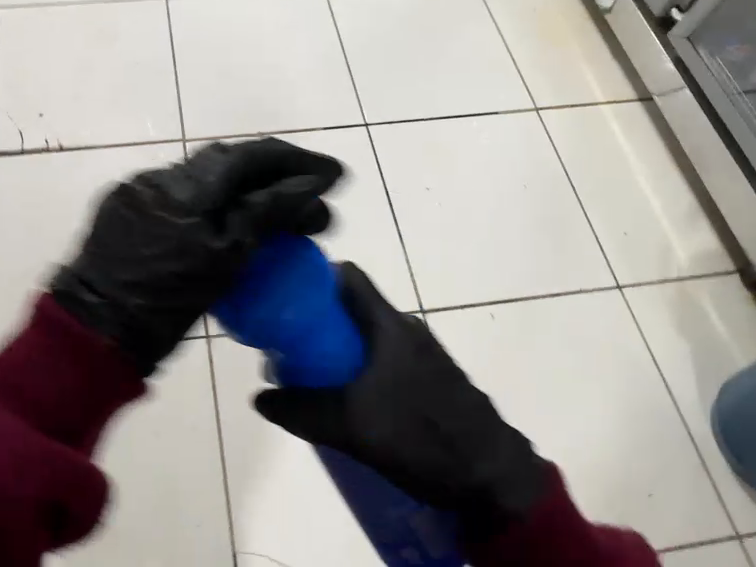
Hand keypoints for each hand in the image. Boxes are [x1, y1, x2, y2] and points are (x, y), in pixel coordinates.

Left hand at [51, 138, 342, 373]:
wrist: (91, 332)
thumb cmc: (165, 306)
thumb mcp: (226, 262)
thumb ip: (265, 214)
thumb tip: (306, 188)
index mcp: (190, 187)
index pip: (254, 157)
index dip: (298, 163)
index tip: (334, 176)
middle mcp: (163, 176)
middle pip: (230, 162)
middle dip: (275, 176)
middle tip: (309, 202)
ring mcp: (139, 189)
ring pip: (204, 177)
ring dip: (243, 188)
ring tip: (275, 213)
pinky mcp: (123, 206)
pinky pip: (178, 194)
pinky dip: (210, 202)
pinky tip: (226, 224)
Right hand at [252, 264, 547, 536]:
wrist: (494, 478)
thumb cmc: (422, 435)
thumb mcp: (352, 426)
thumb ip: (303, 410)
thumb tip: (262, 398)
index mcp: (389, 324)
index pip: (347, 277)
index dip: (313, 281)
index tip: (284, 303)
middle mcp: (407, 330)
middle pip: (352, 311)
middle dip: (318, 327)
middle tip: (291, 354)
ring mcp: (423, 357)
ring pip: (368, 341)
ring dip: (340, 356)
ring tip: (314, 387)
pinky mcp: (433, 382)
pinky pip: (386, 365)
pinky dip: (363, 376)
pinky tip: (352, 410)